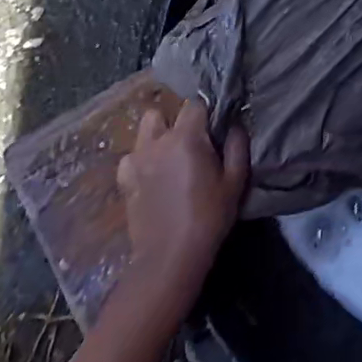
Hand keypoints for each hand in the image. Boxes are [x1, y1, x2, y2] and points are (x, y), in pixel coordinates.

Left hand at [116, 99, 248, 291]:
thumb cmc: (209, 217)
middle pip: (164, 111)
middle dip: (178, 120)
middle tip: (192, 141)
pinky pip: (131, 156)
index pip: (195, 104)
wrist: (170, 256)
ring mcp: (136, 159)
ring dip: (157, 135)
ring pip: (144, 130)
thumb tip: (234, 125)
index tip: (215, 127)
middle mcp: (157, 141)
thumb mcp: (235, 181)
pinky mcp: (124, 178)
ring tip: (169, 154)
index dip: (207, 112)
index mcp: (186, 137)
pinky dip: (141, 159)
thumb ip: (237, 146)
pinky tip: (152, 175)